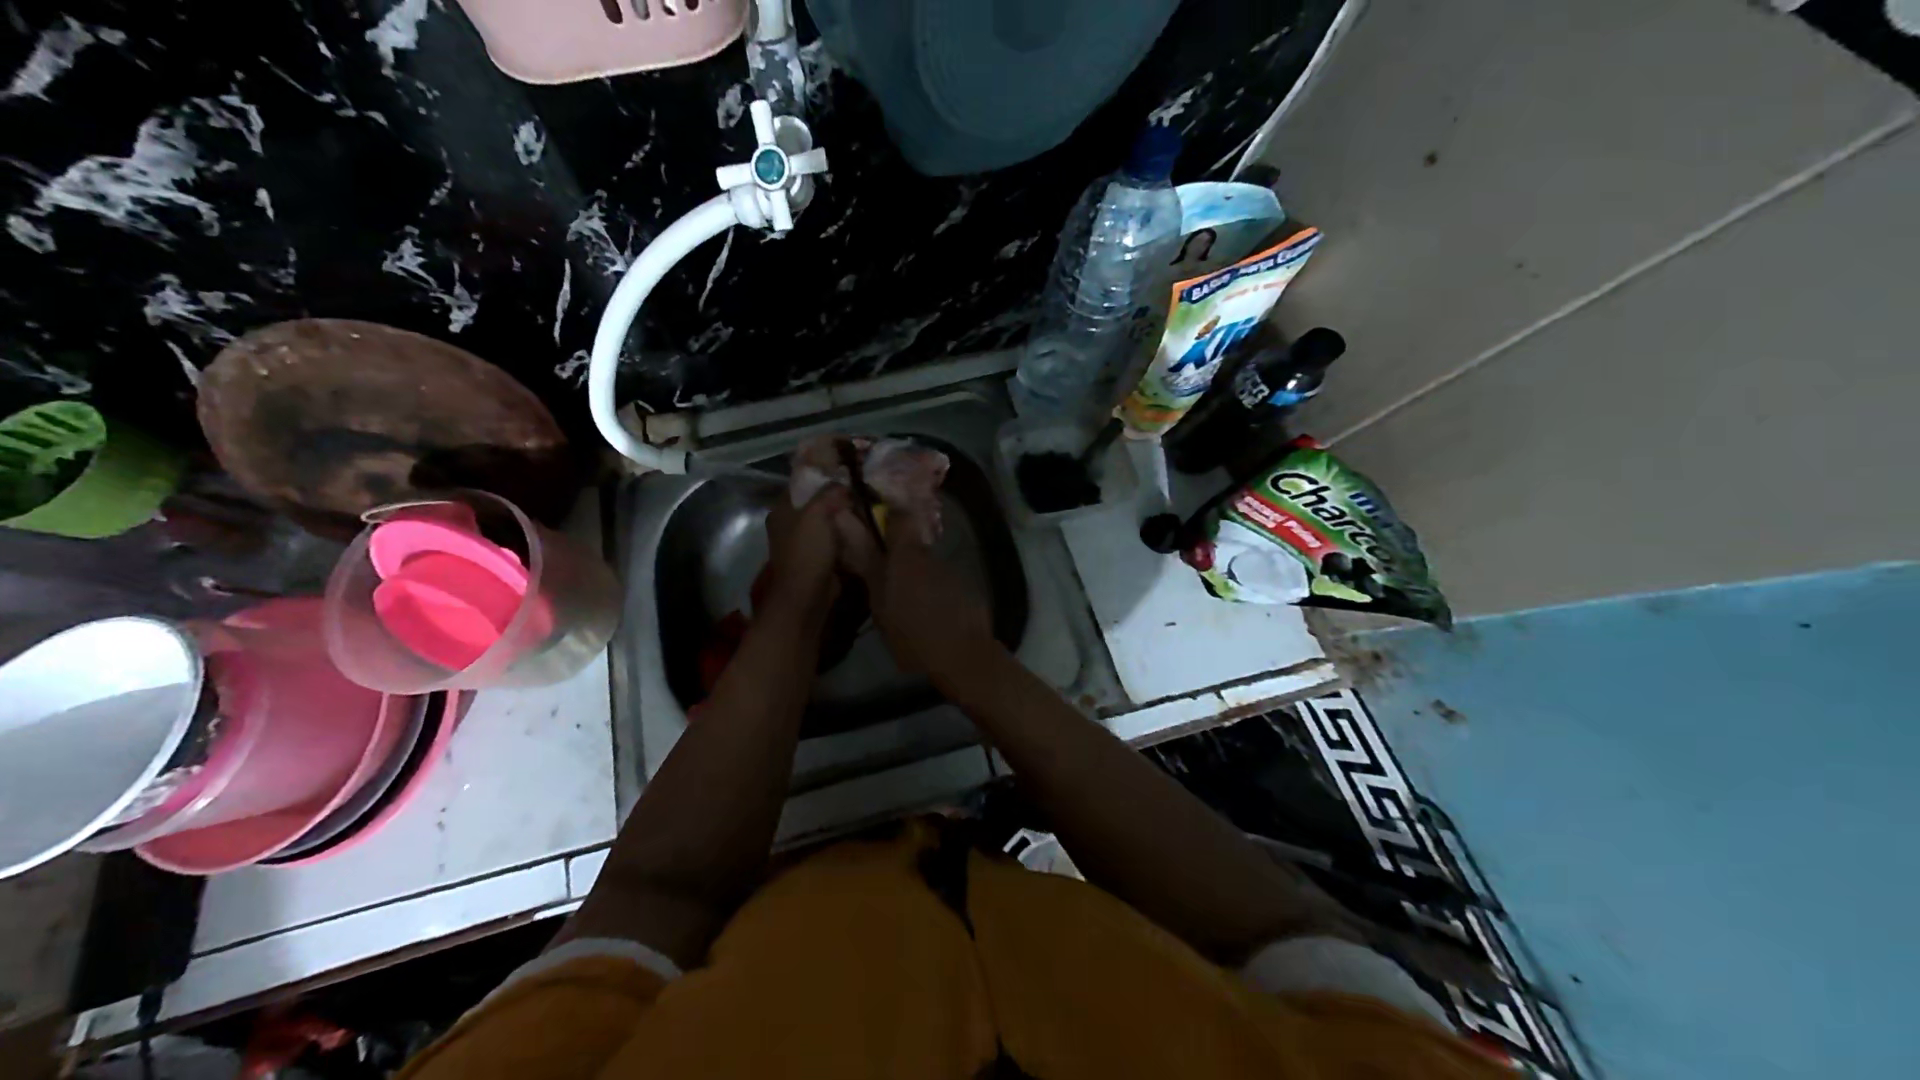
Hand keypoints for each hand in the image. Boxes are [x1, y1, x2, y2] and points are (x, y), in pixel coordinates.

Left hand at [764, 485, 859, 611]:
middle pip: (814, 502)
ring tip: (863, 507)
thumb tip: (843, 483)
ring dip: (841, 517)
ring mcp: (802, 542)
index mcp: (781, 509)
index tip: (845, 472)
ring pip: (825, 521)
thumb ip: (829, 494)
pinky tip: (859, 528)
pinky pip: (832, 539)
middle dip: (834, 498)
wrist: (808, 594)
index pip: (801, 483)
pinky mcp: (816, 557)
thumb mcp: (817, 514)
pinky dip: (843, 535)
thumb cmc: (808, 550)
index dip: (821, 476)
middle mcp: (788, 523)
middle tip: (858, 490)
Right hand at [838, 506, 999, 682]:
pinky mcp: (964, 589)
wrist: (964, 659)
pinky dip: (929, 591)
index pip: (899, 514)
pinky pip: (939, 581)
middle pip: (910, 543)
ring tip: (902, 603)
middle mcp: (931, 555)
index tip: (868, 527)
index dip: (885, 516)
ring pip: (924, 564)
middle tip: (879, 578)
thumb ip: (866, 560)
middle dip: (894, 554)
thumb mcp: (880, 601)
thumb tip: (845, 519)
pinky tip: (924, 613)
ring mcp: (950, 571)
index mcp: (907, 553)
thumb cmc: (912, 633)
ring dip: (912, 576)